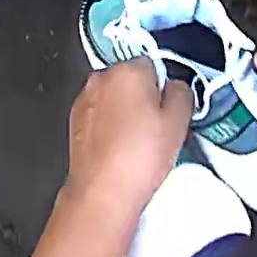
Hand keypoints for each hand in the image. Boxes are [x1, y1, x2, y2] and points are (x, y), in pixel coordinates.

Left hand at [0, 64, 193, 256]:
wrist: (102, 190)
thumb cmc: (139, 158)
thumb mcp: (177, 125)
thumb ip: (182, 95)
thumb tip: (177, 86)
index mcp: (130, 71)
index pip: (153, 65)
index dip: (162, 89)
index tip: (167, 110)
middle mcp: (103, 76)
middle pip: (131, 78)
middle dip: (142, 97)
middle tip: (154, 128)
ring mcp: (86, 95)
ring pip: (113, 94)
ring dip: (123, 109)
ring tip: (134, 143)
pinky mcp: (75, 115)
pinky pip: (98, 110)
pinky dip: (106, 122)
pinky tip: (117, 147)